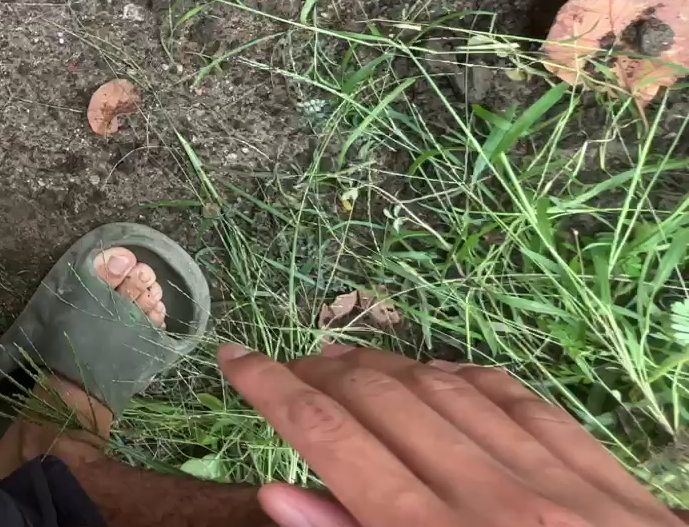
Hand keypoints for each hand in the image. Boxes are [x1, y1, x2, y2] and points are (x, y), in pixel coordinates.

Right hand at [220, 343, 678, 526]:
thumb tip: (275, 494)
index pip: (325, 432)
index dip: (265, 384)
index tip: (230, 355)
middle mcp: (498, 504)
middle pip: (375, 395)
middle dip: (313, 370)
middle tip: (285, 372)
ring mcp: (570, 492)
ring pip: (440, 387)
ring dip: (377, 366)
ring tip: (343, 366)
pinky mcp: (628, 493)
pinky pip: (526, 403)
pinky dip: (465, 379)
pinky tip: (436, 377)